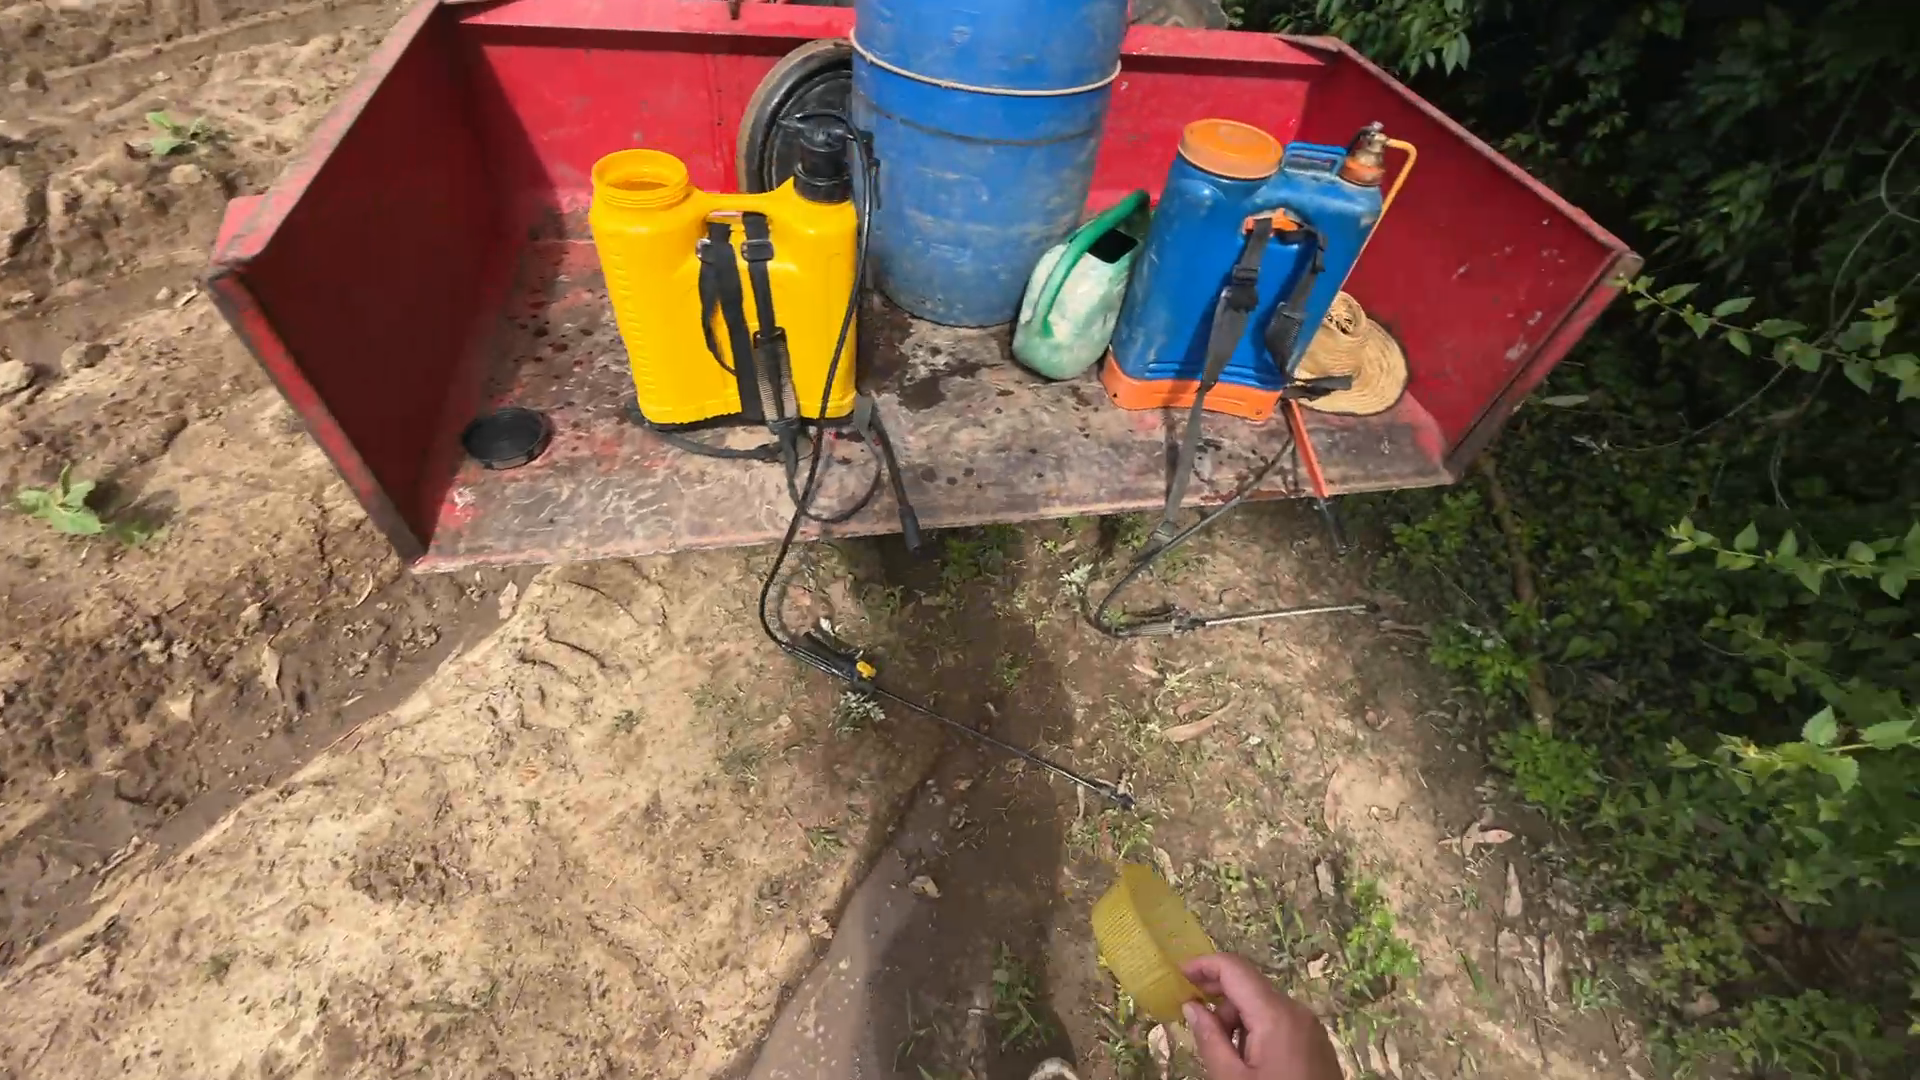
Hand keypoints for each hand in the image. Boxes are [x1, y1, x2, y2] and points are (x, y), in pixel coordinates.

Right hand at [1180, 953, 1342, 1079]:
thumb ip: (1209, 1038)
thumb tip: (1191, 1006)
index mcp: (1275, 1014)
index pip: (1233, 968)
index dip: (1202, 965)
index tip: (1178, 976)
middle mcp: (1296, 1010)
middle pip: (1247, 984)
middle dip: (1216, 995)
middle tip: (1192, 1014)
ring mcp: (1310, 1027)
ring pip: (1262, 1003)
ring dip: (1236, 1016)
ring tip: (1223, 1050)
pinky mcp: (1317, 1044)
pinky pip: (1279, 1020)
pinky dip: (1256, 1028)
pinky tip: (1247, 1057)